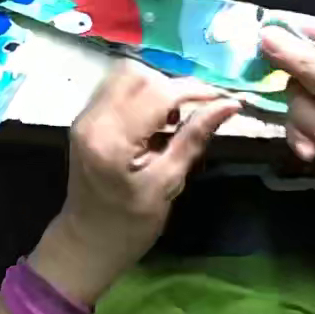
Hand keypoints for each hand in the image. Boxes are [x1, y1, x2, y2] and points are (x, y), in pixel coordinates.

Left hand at [30, 61, 241, 303]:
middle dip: (172, 85)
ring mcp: (85, 116)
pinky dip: (140, 92)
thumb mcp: (168, 183)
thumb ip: (194, 137)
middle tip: (194, 110)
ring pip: (124, 74)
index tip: (221, 99)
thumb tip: (229, 105)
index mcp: (113, 140)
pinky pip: (115, 87)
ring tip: (173, 117)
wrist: (88, 240)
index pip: (156, 92)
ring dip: (155, 85)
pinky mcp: (85, 117)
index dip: (193, 90)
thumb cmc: (131, 223)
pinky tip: (154, 119)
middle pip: (137, 74)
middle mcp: (93, 119)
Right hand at [259, 26, 314, 232]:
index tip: (276, 48)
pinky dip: (302, 136)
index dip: (303, 42)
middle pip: (306, 67)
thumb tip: (264, 32)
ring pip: (298, 96)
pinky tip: (313, 154)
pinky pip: (296, 121)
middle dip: (310, 99)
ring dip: (308, 122)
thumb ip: (307, 64)